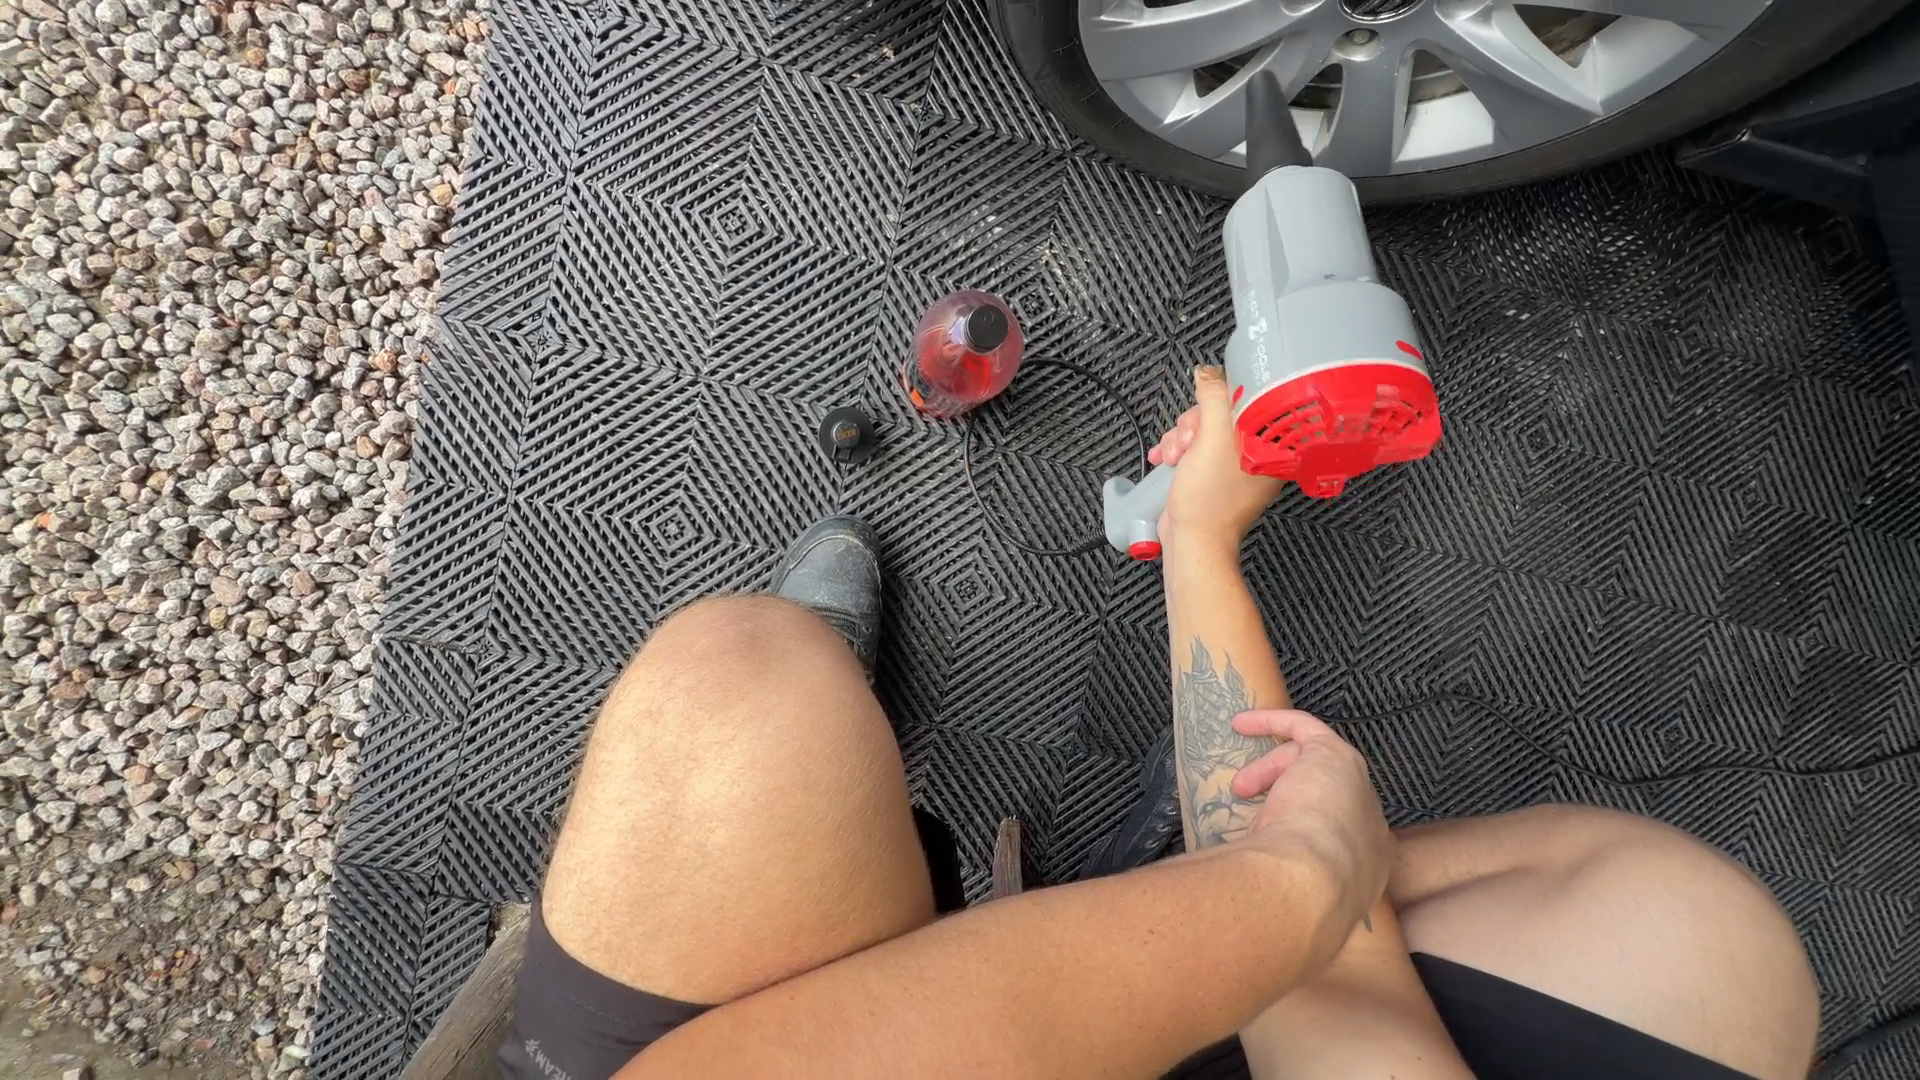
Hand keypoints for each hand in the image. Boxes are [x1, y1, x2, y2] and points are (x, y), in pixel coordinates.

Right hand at [1152, 366, 1284, 550]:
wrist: (1192, 539)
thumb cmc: (1210, 502)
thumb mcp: (1213, 438)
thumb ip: (1213, 399)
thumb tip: (1207, 374)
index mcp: (1268, 443)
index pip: (1244, 400)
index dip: (1216, 403)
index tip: (1204, 416)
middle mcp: (1253, 453)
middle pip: (1215, 414)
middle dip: (1192, 426)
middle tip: (1190, 444)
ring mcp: (1230, 466)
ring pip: (1198, 430)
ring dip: (1179, 439)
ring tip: (1176, 458)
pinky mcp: (1209, 476)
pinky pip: (1190, 449)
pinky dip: (1175, 451)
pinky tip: (1167, 459)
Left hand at [1229, 709, 1392, 937]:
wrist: (1313, 881)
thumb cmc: (1297, 896)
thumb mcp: (1288, 893)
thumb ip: (1283, 887)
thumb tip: (1253, 902)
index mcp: (1367, 867)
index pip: (1339, 838)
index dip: (1305, 829)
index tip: (1271, 835)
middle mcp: (1369, 826)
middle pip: (1322, 797)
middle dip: (1280, 794)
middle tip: (1243, 802)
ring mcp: (1358, 789)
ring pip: (1313, 765)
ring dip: (1272, 770)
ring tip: (1239, 786)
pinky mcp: (1336, 757)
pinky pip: (1307, 728)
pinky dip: (1274, 721)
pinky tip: (1240, 723)